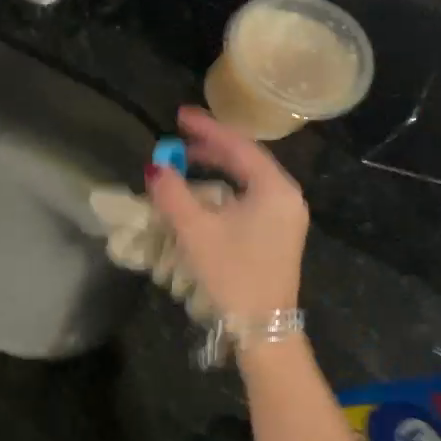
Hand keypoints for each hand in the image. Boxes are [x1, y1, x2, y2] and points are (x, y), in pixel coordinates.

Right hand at [146, 106, 307, 319]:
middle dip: (211, 147)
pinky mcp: (277, 233)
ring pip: (248, 178)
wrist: (263, 325)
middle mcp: (286, 196)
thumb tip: (154, 168)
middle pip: (246, 159)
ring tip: (186, 162)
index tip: (179, 115)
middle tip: (178, 139)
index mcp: (274, 189)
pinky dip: (225, 187)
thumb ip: (173, 194)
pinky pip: (250, 196)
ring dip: (217, 168)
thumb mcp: (196, 231)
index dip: (206, 128)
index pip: (238, 146)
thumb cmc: (232, 273)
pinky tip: (204, 194)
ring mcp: (285, 216)